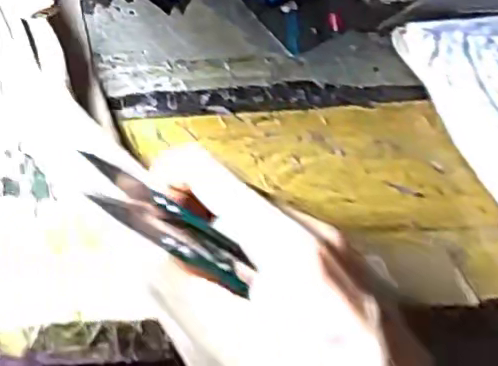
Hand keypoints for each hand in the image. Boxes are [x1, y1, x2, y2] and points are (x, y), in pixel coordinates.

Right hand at [145, 145, 430, 365]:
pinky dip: (259, 262)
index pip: (196, 163)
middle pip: (225, 193)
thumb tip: (133, 231)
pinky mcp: (364, 280)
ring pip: (255, 220)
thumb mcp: (217, 335)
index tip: (147, 215)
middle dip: (191, 220)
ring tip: (227, 298)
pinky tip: (265, 312)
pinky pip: (289, 246)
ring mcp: (350, 259)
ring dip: (224, 244)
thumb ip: (164, 272)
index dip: (157, 180)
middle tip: (181, 266)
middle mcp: (323, 236)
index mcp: (288, 241)